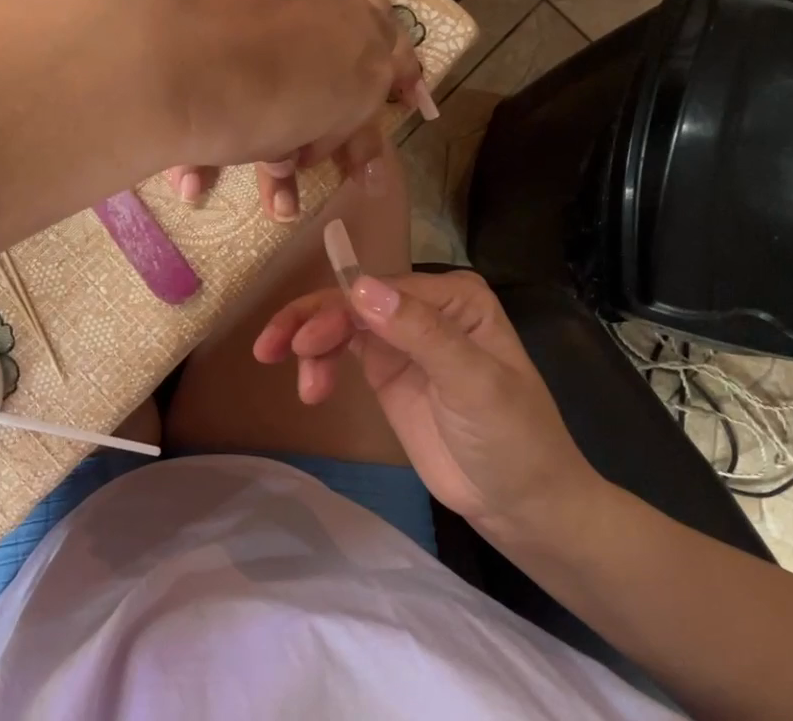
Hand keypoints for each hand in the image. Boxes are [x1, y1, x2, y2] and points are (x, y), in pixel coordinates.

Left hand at [107, 0, 421, 219]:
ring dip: (349, 129)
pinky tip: (411, 102)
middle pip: (289, 96)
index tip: (191, 187)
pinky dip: (401, 66)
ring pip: (344, 72)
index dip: (203, 148)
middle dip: (285, 155)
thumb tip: (113, 33)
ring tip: (354, 177)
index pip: (215, 95)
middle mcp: (288, 6)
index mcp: (226, 5)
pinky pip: (385, 25)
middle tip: (279, 204)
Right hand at [253, 270, 601, 536]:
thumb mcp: (472, 384)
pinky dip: (318, 365)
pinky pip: (340, 351)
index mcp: (454, 298)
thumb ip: (420, 333)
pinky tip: (312, 392)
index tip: (302, 342)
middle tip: (273, 352)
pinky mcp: (385, 370)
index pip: (381, 290)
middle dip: (310, 324)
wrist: (519, 504)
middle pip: (352, 302)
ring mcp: (402, 339)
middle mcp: (424, 308)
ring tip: (302, 389)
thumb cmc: (512, 440)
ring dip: (309, 347)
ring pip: (339, 324)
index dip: (335, 309)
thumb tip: (360, 288)